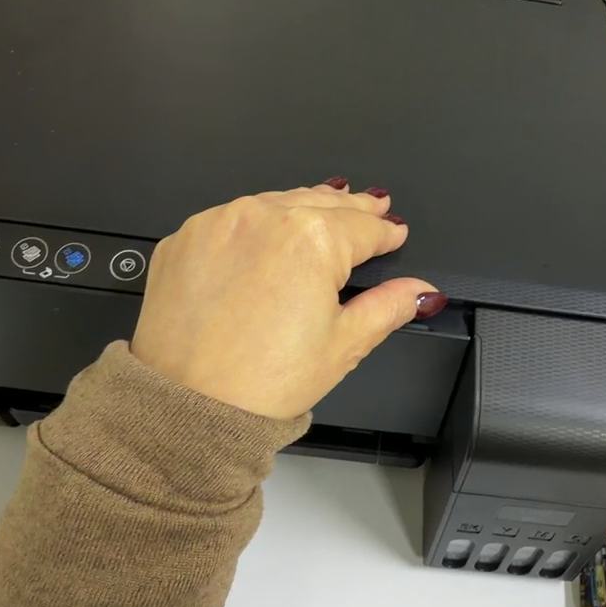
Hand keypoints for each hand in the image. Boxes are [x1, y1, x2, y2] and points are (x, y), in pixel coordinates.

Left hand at [130, 182, 443, 419]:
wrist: (184, 405)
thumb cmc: (259, 382)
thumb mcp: (344, 345)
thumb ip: (389, 307)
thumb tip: (421, 292)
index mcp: (311, 240)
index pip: (364, 226)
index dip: (386, 230)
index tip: (394, 231)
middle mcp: (263, 217)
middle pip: (322, 203)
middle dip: (352, 207)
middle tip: (372, 204)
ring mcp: (218, 223)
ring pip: (276, 202)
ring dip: (305, 205)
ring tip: (327, 206)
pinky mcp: (184, 239)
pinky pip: (231, 217)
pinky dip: (257, 221)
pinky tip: (270, 232)